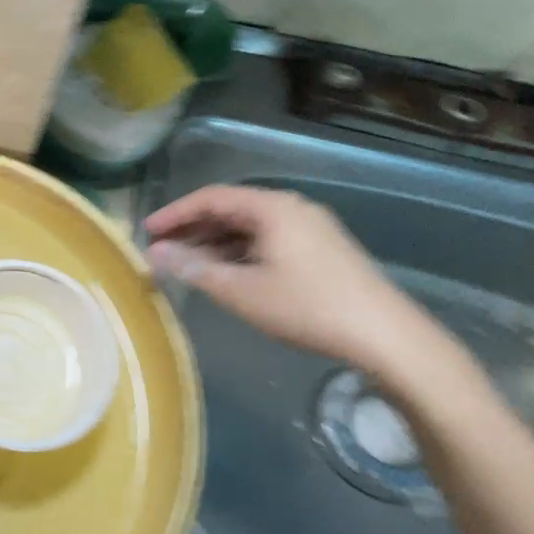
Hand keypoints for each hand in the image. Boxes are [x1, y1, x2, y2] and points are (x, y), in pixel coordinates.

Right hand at [144, 185, 448, 378]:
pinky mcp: (322, 249)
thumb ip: (195, 269)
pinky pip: (268, 239)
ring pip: (250, 226)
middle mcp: (291, 208)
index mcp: (272, 208)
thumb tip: (157, 253)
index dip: (175, 213)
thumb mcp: (242, 291)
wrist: (387, 336)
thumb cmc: (307, 307)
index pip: (211, 197)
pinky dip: (240, 251)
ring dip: (215, 242)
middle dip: (193, 228)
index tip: (147, 231)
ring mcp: (311, 227)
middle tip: (162, 249)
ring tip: (187, 265)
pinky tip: (227, 273)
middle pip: (231, 209)